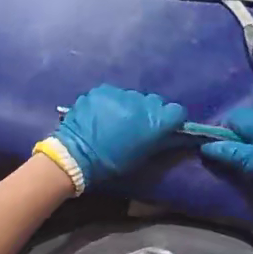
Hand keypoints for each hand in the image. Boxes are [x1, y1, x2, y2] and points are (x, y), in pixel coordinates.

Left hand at [43, 85, 188, 192]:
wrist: (76, 155)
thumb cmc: (111, 163)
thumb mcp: (142, 156)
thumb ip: (159, 141)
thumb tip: (173, 134)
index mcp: (155, 121)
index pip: (177, 111)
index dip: (171, 120)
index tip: (164, 127)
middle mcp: (141, 101)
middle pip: (154, 101)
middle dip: (149, 112)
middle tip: (137, 125)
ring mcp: (120, 93)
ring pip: (133, 96)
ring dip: (129, 106)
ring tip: (115, 121)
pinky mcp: (102, 90)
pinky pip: (113, 94)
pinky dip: (110, 103)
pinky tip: (100, 115)